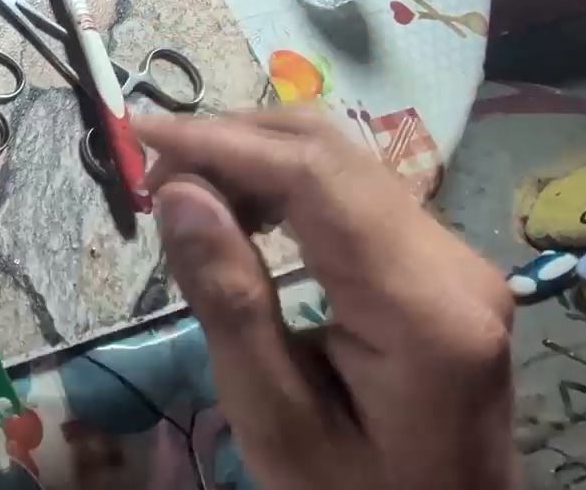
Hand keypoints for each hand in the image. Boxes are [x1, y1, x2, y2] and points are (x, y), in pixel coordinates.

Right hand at [136, 109, 515, 489]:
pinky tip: (234, 208)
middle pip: (326, 150)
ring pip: (331, 156)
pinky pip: (341, 183)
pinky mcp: (428, 258)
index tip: (136, 132)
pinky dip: (271, 175)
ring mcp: (447, 255)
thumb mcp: (273, 415)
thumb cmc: (349, 487)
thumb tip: (178, 191)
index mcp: (421, 308)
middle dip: (224, 141)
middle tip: (153, 177)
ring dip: (244, 154)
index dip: (218, 140)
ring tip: (182, 193)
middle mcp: (450, 263)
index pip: (313, 178)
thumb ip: (229, 300)